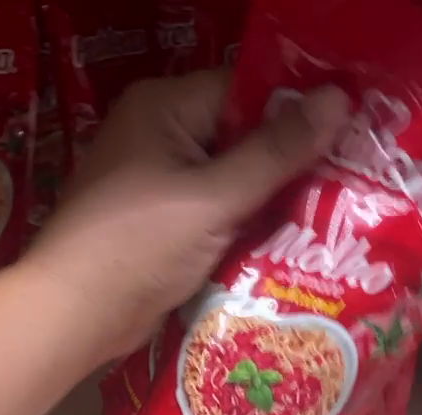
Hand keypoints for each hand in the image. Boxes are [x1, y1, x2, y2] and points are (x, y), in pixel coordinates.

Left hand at [20, 70, 350, 363]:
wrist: (74, 316)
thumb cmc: (138, 247)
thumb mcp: (213, 197)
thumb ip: (275, 152)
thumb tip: (338, 98)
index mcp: (163, 107)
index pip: (244, 91)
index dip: (294, 112)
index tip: (347, 135)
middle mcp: (155, 138)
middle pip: (237, 139)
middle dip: (284, 165)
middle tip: (345, 184)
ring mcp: (152, 187)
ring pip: (225, 185)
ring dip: (264, 205)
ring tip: (325, 221)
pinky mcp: (155, 231)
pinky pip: (208, 220)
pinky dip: (237, 232)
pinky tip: (279, 248)